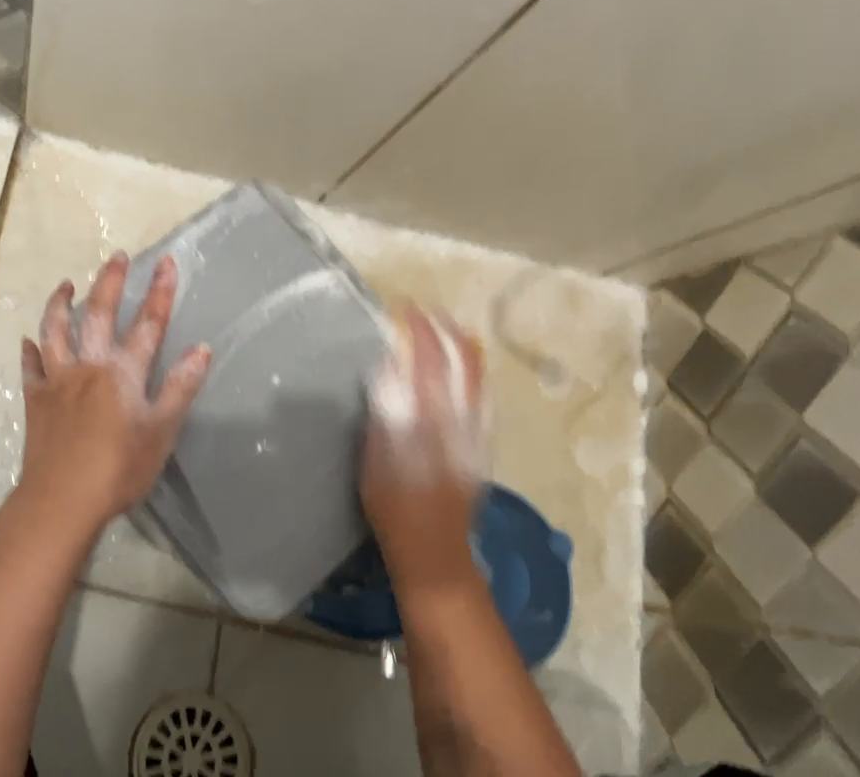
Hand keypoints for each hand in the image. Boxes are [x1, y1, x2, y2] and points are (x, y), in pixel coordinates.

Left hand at [15, 251, 212, 537]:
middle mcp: (89, 365)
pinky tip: (28, 340)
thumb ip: (180, 387)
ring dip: (60, 304)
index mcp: (123, 372)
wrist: (62, 498)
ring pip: (56, 331)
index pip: (148, 324)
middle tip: (116, 256)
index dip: (159, 292)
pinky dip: (30, 350)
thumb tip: (202, 349)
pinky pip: (30, 367)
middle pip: (99, 314)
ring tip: (65, 284)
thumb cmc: (119, 468)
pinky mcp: (35, 399)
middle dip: (110, 282)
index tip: (166, 262)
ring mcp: (57, 380)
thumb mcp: (161, 431)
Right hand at [361, 304, 491, 592]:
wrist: (435, 549)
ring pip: (477, 377)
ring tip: (447, 329)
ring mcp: (476, 432)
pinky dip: (475, 373)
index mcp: (429, 419)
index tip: (407, 309)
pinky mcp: (482, 445)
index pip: (429, 360)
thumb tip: (387, 371)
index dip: (421, 330)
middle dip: (446, 331)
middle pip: (461, 362)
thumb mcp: (375, 458)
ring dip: (463, 347)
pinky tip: (467, 367)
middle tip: (427, 313)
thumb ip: (384, 413)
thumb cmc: (392, 505)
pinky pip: (484, 397)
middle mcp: (459, 419)